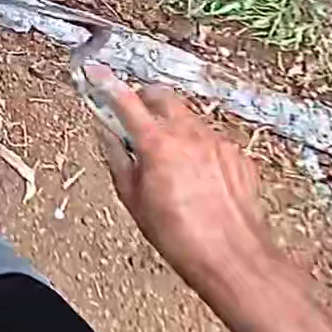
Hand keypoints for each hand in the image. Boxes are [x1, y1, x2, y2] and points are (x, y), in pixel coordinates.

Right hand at [85, 65, 280, 299]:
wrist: (234, 260)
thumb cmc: (177, 234)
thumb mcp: (131, 196)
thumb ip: (116, 156)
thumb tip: (105, 132)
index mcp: (157, 142)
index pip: (124, 100)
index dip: (106, 82)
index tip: (94, 71)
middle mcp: (189, 134)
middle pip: (161, 95)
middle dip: (143, 99)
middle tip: (133, 118)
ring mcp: (217, 143)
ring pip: (186, 116)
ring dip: (169, 124)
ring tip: (164, 155)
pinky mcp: (237, 156)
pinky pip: (209, 138)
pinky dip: (195, 145)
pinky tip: (193, 174)